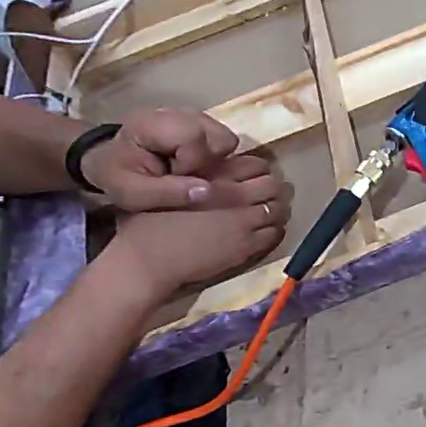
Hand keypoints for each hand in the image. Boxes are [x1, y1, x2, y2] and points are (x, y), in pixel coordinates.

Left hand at [80, 108, 242, 210]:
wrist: (111, 160)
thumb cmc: (119, 175)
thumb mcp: (131, 193)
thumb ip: (167, 193)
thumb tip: (208, 191)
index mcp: (155, 123)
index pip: (194, 138)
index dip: (191, 163)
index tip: (171, 175)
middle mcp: (181, 113)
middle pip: (221, 138)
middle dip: (208, 162)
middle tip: (182, 172)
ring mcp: (196, 115)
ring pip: (228, 140)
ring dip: (214, 160)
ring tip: (188, 167)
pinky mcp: (206, 122)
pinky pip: (226, 141)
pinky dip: (215, 155)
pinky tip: (194, 161)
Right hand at [103, 154, 290, 298]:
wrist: (145, 262)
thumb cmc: (148, 226)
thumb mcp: (173, 190)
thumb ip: (204, 179)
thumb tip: (224, 175)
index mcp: (216, 177)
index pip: (257, 165)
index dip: (261, 170)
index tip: (257, 177)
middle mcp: (236, 195)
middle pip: (274, 184)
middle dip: (274, 188)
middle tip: (267, 196)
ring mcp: (245, 220)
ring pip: (280, 208)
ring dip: (277, 208)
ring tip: (269, 213)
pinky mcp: (248, 244)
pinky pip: (276, 232)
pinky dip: (275, 229)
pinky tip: (265, 231)